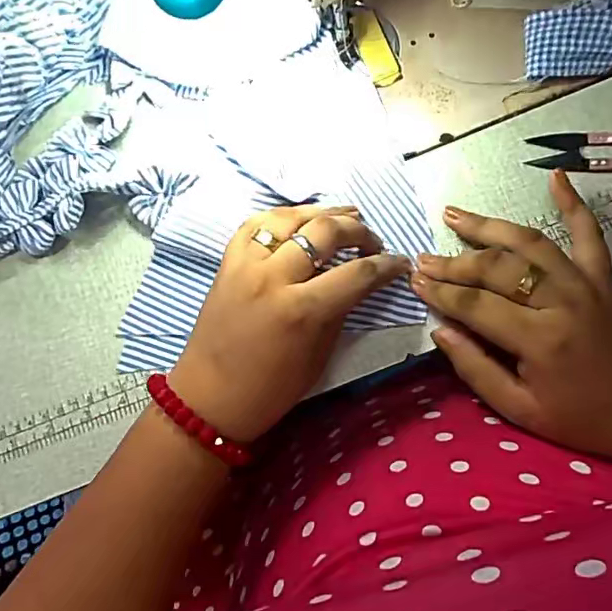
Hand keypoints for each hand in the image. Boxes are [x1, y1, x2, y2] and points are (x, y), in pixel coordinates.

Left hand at [168, 205, 411, 443]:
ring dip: (322, 213)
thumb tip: (362, 281)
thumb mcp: (319, 354)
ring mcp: (246, 265)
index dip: (387, 265)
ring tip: (344, 217)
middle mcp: (273, 278)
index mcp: (301, 310)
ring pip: (290, 217)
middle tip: (372, 242)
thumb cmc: (271, 388)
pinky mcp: (227, 262)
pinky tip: (299, 220)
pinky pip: (255, 224)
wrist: (210, 397)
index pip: (357, 273)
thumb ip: (341, 310)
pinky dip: (281, 217)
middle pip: (326, 232)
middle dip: (358, 231)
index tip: (400, 263)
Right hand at [409, 172, 611, 466]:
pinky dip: (574, 203)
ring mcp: (584, 283)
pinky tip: (558, 176)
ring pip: (530, 243)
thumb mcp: (520, 410)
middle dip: (456, 262)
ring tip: (455, 214)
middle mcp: (561, 301)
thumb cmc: (580, 418)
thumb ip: (476, 368)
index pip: (477, 306)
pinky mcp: (601, 277)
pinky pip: (588, 233)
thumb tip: (441, 329)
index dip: (442, 292)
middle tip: (424, 258)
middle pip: (498, 269)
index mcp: (540, 340)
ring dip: (490, 226)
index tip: (414, 280)